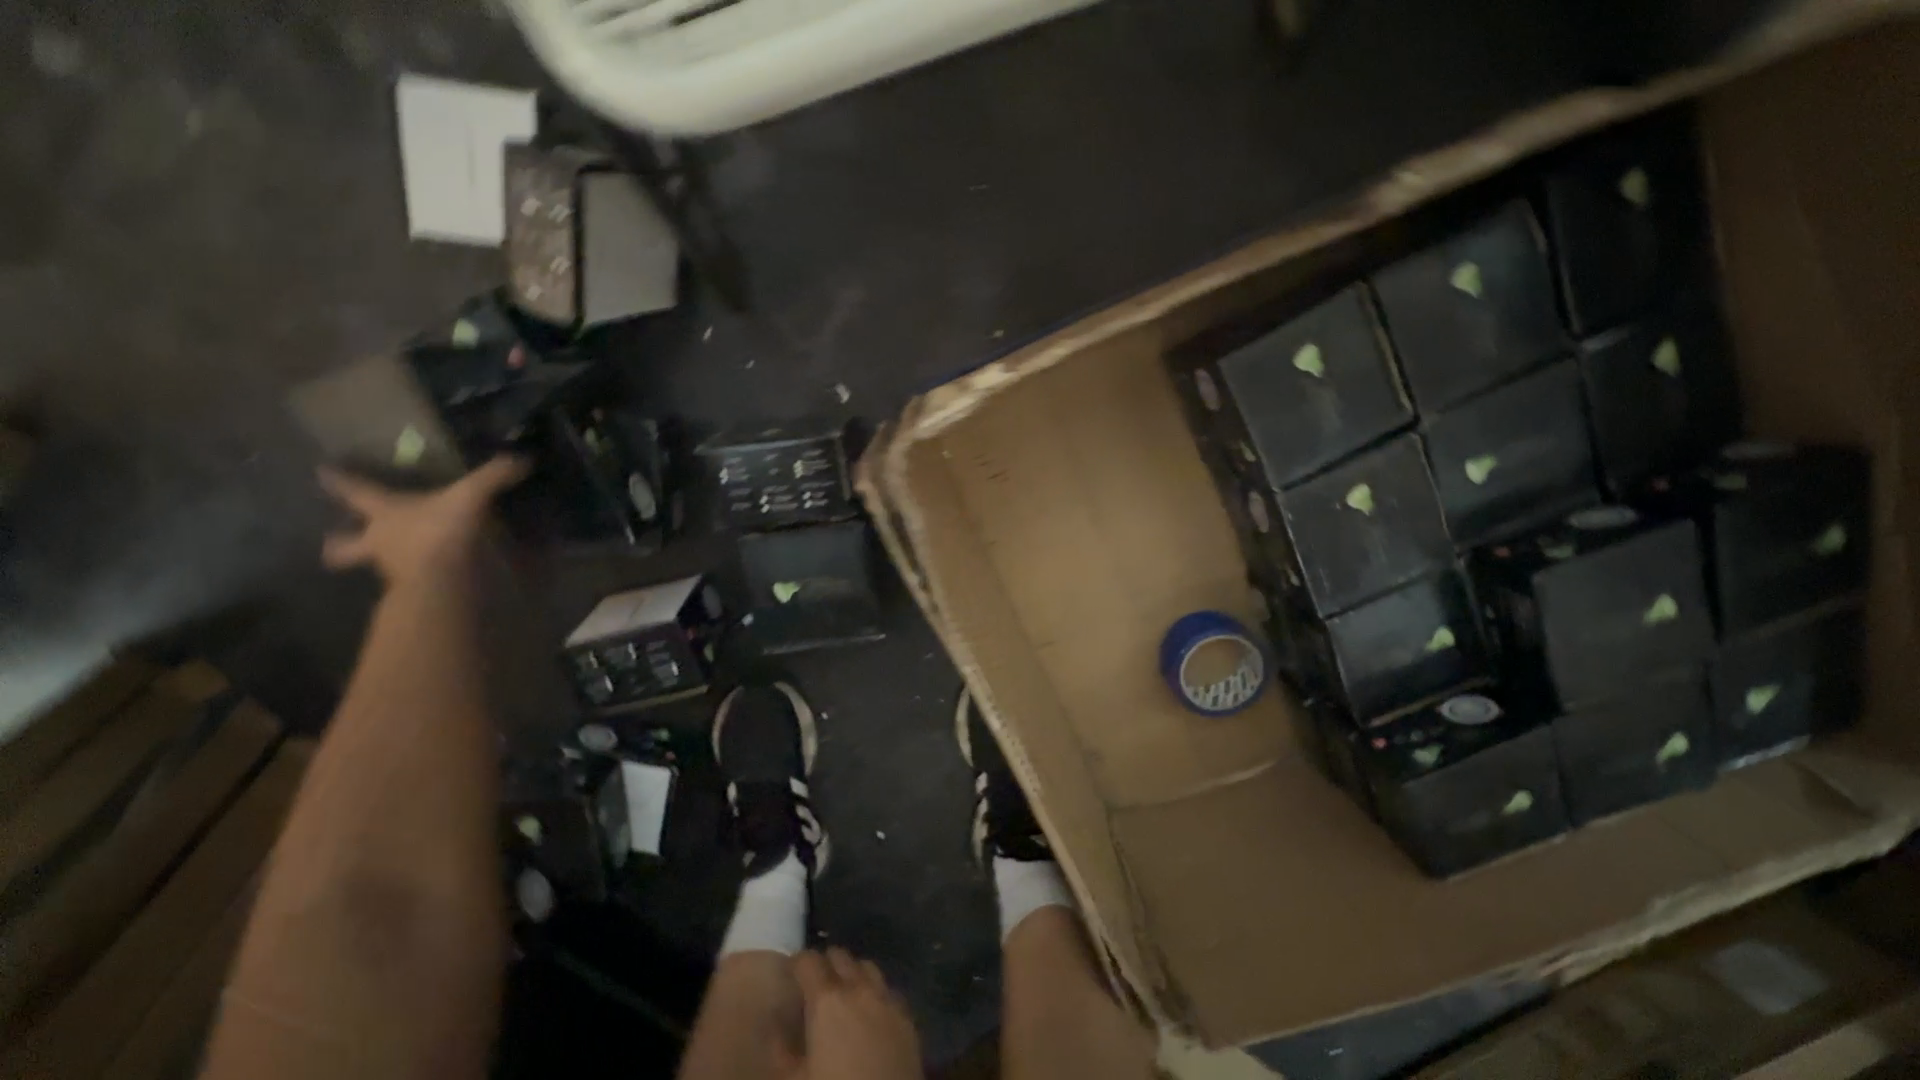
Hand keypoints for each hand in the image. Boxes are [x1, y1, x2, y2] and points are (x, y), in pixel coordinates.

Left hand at [317, 456, 527, 585]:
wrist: (440, 584)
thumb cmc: (439, 533)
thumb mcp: (469, 497)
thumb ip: (492, 477)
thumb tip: (522, 459)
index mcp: (384, 512)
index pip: (356, 491)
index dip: (341, 480)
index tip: (321, 471)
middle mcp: (379, 541)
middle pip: (345, 544)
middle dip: (338, 543)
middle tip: (328, 542)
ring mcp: (392, 569)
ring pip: (375, 566)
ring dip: (377, 563)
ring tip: (387, 562)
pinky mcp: (411, 592)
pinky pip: (408, 584)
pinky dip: (413, 581)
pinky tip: (425, 579)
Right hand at [791, 948, 923, 1079]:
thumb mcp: (793, 1079)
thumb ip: (780, 1047)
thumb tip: (776, 1022)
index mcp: (826, 1000)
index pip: (808, 960)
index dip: (797, 964)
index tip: (790, 975)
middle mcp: (859, 989)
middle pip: (840, 956)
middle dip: (825, 963)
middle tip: (814, 984)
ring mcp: (888, 1000)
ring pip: (867, 967)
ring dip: (852, 972)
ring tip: (843, 993)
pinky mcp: (907, 1017)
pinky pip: (888, 989)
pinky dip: (875, 991)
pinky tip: (869, 1012)